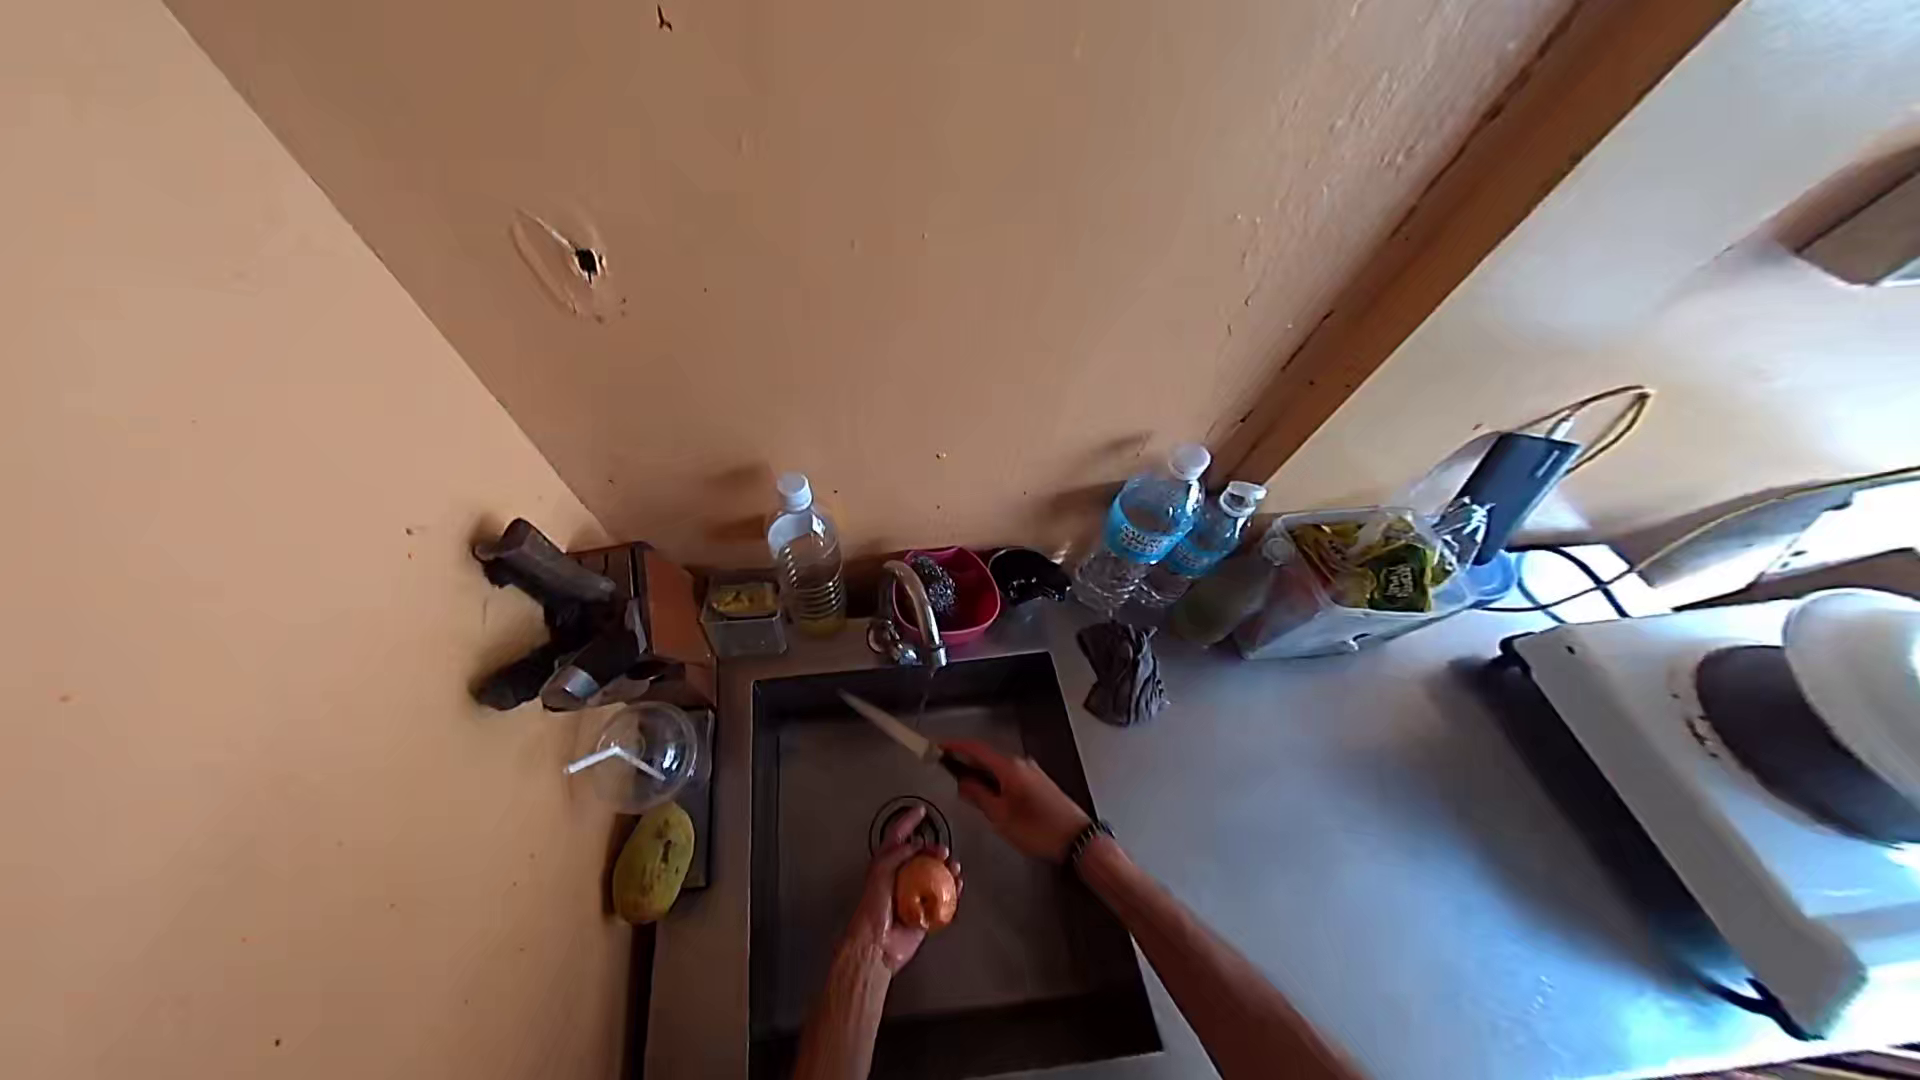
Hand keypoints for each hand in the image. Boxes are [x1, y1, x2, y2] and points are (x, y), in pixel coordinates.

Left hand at [838, 805, 963, 974]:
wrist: (877, 945)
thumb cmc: (872, 910)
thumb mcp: (881, 872)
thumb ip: (897, 854)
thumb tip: (916, 844)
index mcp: (886, 865)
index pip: (897, 836)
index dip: (908, 821)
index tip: (920, 811)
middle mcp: (900, 877)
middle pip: (921, 855)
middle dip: (933, 849)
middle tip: (941, 850)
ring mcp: (913, 894)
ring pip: (934, 874)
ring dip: (946, 868)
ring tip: (953, 866)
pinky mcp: (924, 911)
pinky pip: (942, 897)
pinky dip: (952, 889)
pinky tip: (957, 884)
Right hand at [944, 739, 1090, 862]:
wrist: (1076, 838)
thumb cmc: (1039, 829)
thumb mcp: (1001, 816)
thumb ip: (978, 796)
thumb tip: (962, 783)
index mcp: (1010, 767)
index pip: (977, 748)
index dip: (956, 745)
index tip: (939, 746)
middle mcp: (1021, 763)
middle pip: (987, 756)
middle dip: (966, 761)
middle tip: (947, 770)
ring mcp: (1031, 771)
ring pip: (998, 767)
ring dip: (980, 773)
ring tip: (965, 788)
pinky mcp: (1037, 782)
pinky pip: (1009, 774)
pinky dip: (994, 779)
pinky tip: (989, 795)